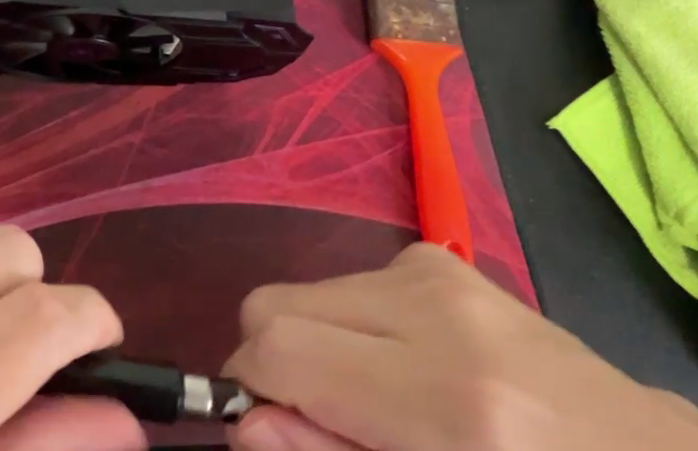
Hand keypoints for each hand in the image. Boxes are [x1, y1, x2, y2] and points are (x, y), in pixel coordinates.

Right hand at [222, 244, 697, 450]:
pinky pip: (350, 286)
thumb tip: (246, 423)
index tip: (267, 432)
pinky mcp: (447, 264)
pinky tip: (400, 374)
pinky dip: (348, 330)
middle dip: (273, 366)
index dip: (248, 392)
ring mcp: (446, 276)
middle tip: (318, 424)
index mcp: (451, 402)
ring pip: (307, 293)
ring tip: (373, 406)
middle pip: (274, 305)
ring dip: (313, 348)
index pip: (278, 348)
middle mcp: (440, 312)